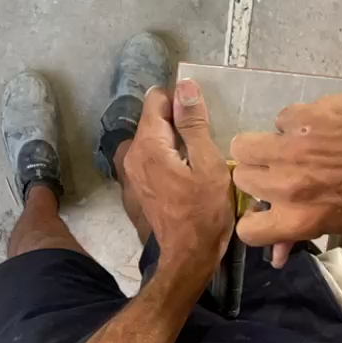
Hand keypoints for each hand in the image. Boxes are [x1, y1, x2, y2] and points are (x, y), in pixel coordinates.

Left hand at [121, 80, 233, 288]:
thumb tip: (185, 87)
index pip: (157, 99)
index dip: (182, 103)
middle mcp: (133, 154)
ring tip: (200, 160)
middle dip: (180, 122)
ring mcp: (134, 171)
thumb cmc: (204, 212)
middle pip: (156, 118)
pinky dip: (172, 157)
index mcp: (148, 145)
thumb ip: (194, 124)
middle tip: (206, 143)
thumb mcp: (208, 164)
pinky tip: (191, 174)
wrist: (189, 255)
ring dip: (178, 141)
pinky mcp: (140, 185)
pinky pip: (155, 156)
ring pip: (156, 137)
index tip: (203, 121)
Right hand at [228, 90, 341, 245]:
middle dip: (256, 175)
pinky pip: (281, 119)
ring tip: (290, 145)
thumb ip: (302, 235)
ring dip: (263, 146)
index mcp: (298, 218)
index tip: (264, 210)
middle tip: (279, 170)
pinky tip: (319, 126)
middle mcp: (288, 185)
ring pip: (245, 145)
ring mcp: (292, 147)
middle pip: (241, 179)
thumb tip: (277, 256)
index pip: (247, 230)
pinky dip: (296, 123)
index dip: (253, 220)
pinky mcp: (303, 115)